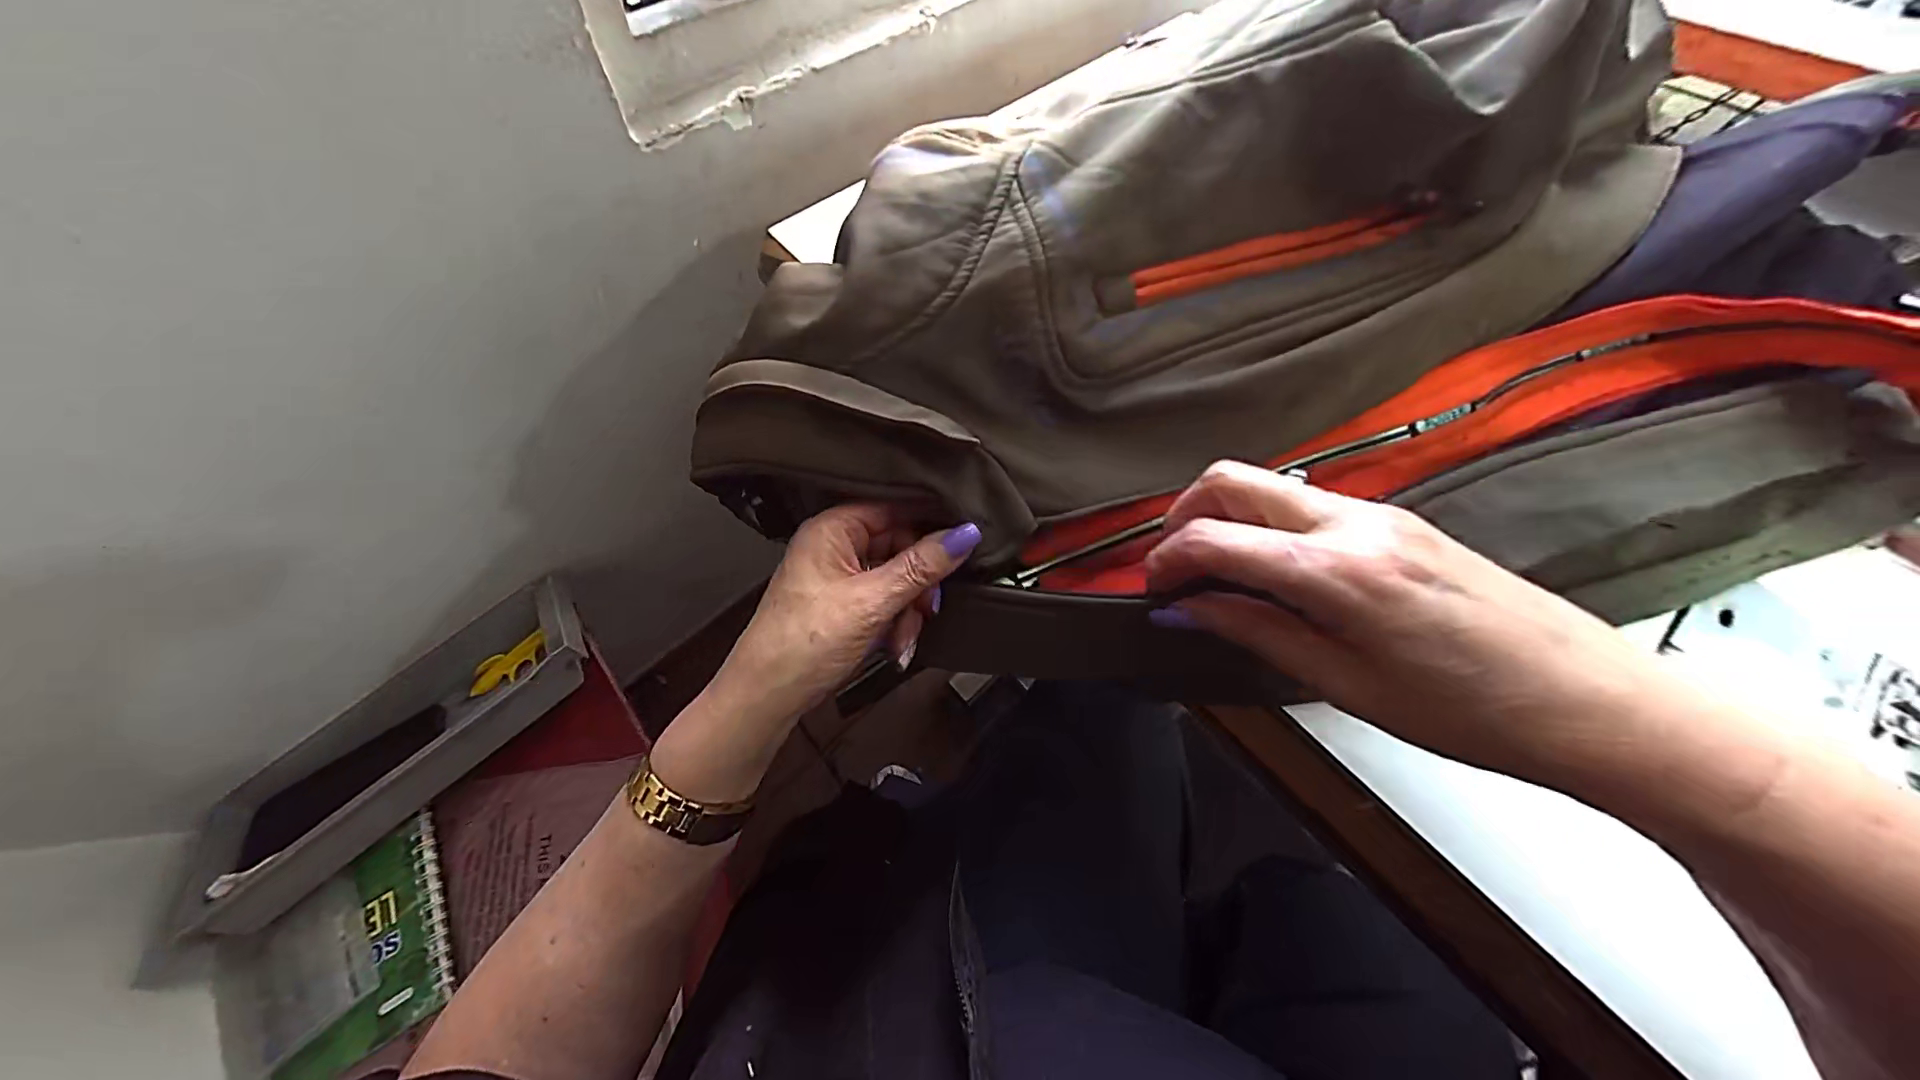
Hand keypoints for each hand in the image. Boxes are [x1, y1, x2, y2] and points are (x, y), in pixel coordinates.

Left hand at [651, 505, 979, 800]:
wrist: (769, 696)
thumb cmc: (799, 644)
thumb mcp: (873, 601)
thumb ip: (921, 566)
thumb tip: (962, 535)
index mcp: (832, 529)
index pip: (895, 508)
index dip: (929, 527)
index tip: (960, 546)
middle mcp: (835, 547)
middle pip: (900, 547)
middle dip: (918, 584)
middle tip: (928, 606)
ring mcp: (839, 577)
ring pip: (897, 579)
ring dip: (909, 611)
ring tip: (902, 637)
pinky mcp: (844, 604)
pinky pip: (885, 601)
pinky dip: (895, 623)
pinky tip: (894, 645)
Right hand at [1143, 461, 1691, 784]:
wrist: (1593, 703)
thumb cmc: (1472, 710)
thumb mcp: (1341, 682)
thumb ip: (1252, 630)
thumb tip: (1186, 609)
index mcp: (1337, 571)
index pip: (1215, 537)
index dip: (1167, 560)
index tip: (1152, 589)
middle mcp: (1354, 522)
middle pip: (1232, 479)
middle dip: (1182, 515)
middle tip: (1170, 566)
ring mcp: (1379, 513)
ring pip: (1267, 483)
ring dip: (1223, 516)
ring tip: (1212, 573)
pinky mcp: (1396, 519)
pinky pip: (1304, 502)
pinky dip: (1264, 524)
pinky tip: (1266, 571)